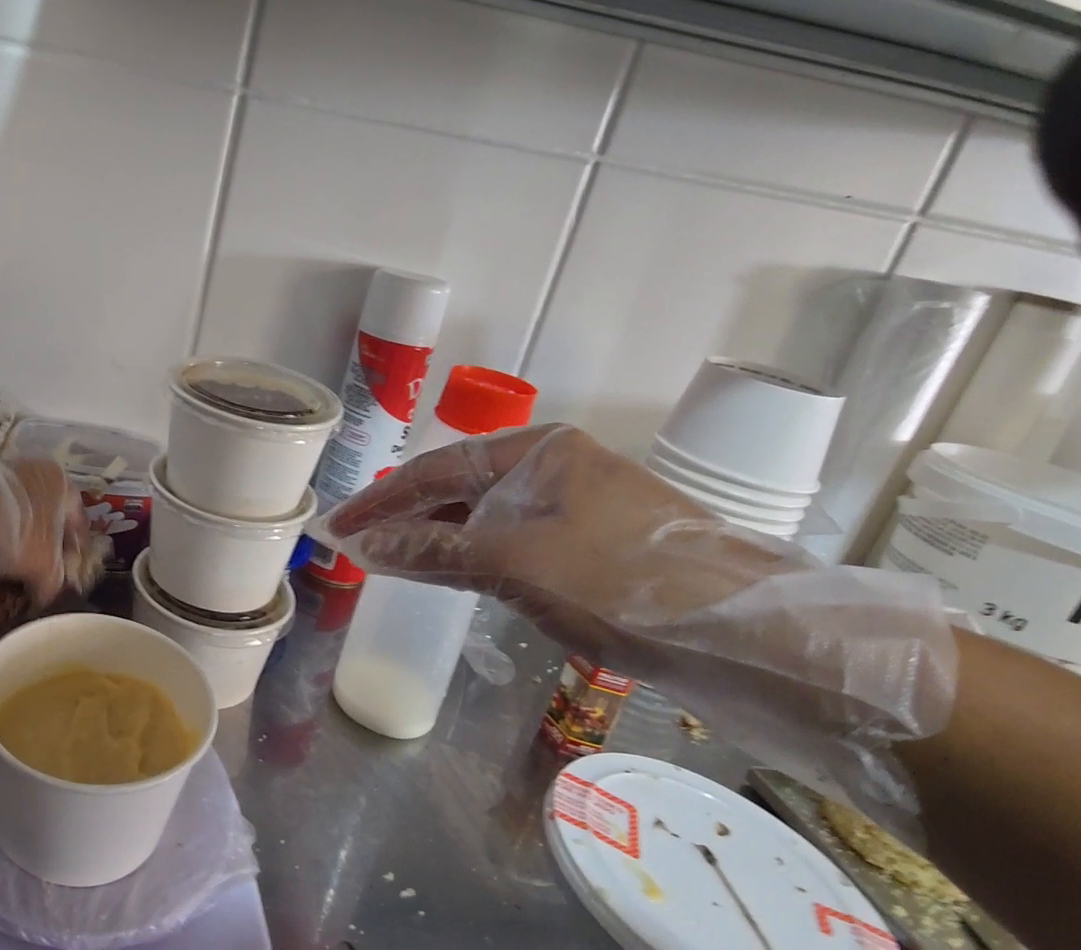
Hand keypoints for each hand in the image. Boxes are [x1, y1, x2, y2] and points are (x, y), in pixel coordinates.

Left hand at [0, 456, 95, 605]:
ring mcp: (8, 475)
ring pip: (21, 519)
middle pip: (49, 521)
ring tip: (7, 572)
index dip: (76, 557)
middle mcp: (40, 474)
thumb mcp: (43, 564)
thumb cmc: (15, 528)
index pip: (80, 526)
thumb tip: (46, 595)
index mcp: (66, 486)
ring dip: (17, 543)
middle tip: (36, 578)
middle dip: (44, 550)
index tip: (66, 580)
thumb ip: (53, 581)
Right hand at [315, 424, 957, 811]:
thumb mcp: (515, 563)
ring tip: (390, 560)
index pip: (437, 469)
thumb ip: (434, 552)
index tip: (337, 527)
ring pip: (486, 517)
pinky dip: (475, 558)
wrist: (742, 629)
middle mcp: (555, 467)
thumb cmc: (619, 580)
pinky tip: (453, 575)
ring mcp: (576, 506)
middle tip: (355, 543)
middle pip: (460, 488)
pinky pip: (513, 542)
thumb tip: (363, 547)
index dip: (381, 499)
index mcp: (538, 450)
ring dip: (438, 539)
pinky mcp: (592, 545)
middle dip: (405, 516)